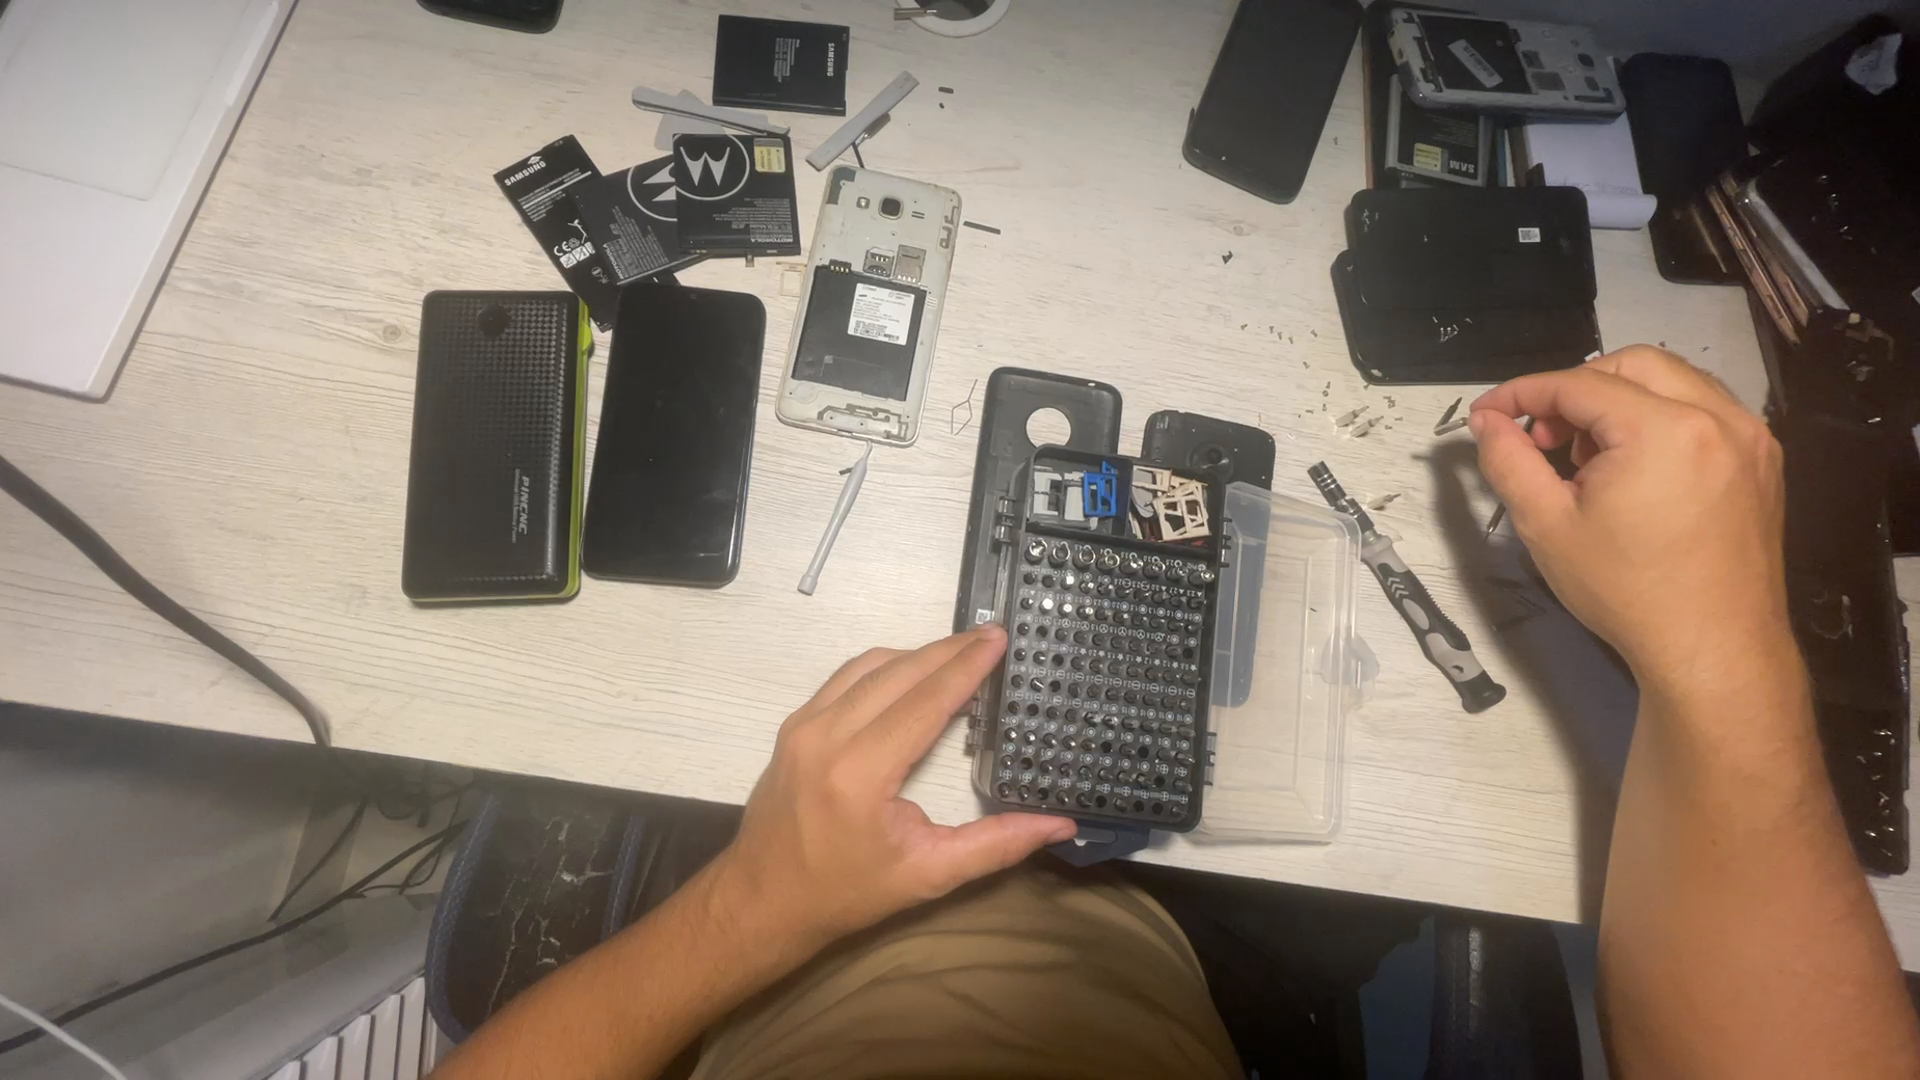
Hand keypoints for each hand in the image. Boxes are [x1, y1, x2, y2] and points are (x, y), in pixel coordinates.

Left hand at [705, 625, 1075, 951]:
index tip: (998, 639)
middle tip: (990, 635)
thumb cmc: (846, 892)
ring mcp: (804, 723)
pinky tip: (912, 670)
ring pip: (870, 665)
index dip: (966, 667)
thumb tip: (1059, 825)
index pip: (925, 702)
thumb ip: (995, 845)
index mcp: (860, 773)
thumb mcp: (926, 875)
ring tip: (959, 651)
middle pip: (900, 672)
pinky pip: (846, 676)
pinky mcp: (794, 723)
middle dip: (949, 649)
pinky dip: (886, 664)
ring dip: (917, 653)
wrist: (760, 901)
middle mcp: (827, 735)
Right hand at [1469, 346, 1790, 693]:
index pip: (1578, 384)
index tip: (1482, 414)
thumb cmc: (1621, 586)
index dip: (1520, 393)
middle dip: (1571, 389)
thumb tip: (1486, 421)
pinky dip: (1650, 418)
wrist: (1710, 643)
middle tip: (1537, 436)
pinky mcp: (1758, 462)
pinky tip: (1624, 467)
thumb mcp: (1543, 522)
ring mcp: (1749, 439)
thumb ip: (1508, 460)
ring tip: (1580, 457)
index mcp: (1664, 431)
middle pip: (1631, 364)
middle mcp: (1719, 419)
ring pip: (1670, 382)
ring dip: (1612, 401)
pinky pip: (1698, 411)